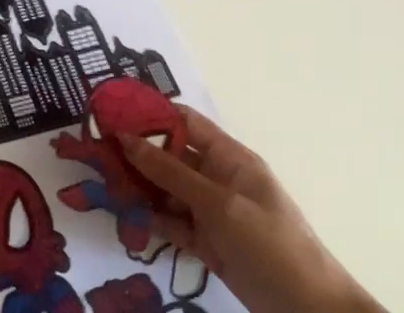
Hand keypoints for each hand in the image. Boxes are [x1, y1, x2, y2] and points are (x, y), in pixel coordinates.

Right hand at [120, 107, 385, 312]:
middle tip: (92, 148)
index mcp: (229, 159)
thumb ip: (170, 172)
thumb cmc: (271, 244)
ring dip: (136, 185)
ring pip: (164, 189)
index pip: (184, 122)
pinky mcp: (205, 242)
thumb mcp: (219, 204)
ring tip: (98, 180)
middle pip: (168, 155)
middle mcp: (217, 179)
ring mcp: (210, 212)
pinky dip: (148, 216)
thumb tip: (125, 137)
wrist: (310, 312)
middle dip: (133, 151)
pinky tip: (121, 212)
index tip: (109, 111)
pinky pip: (168, 221)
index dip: (148, 114)